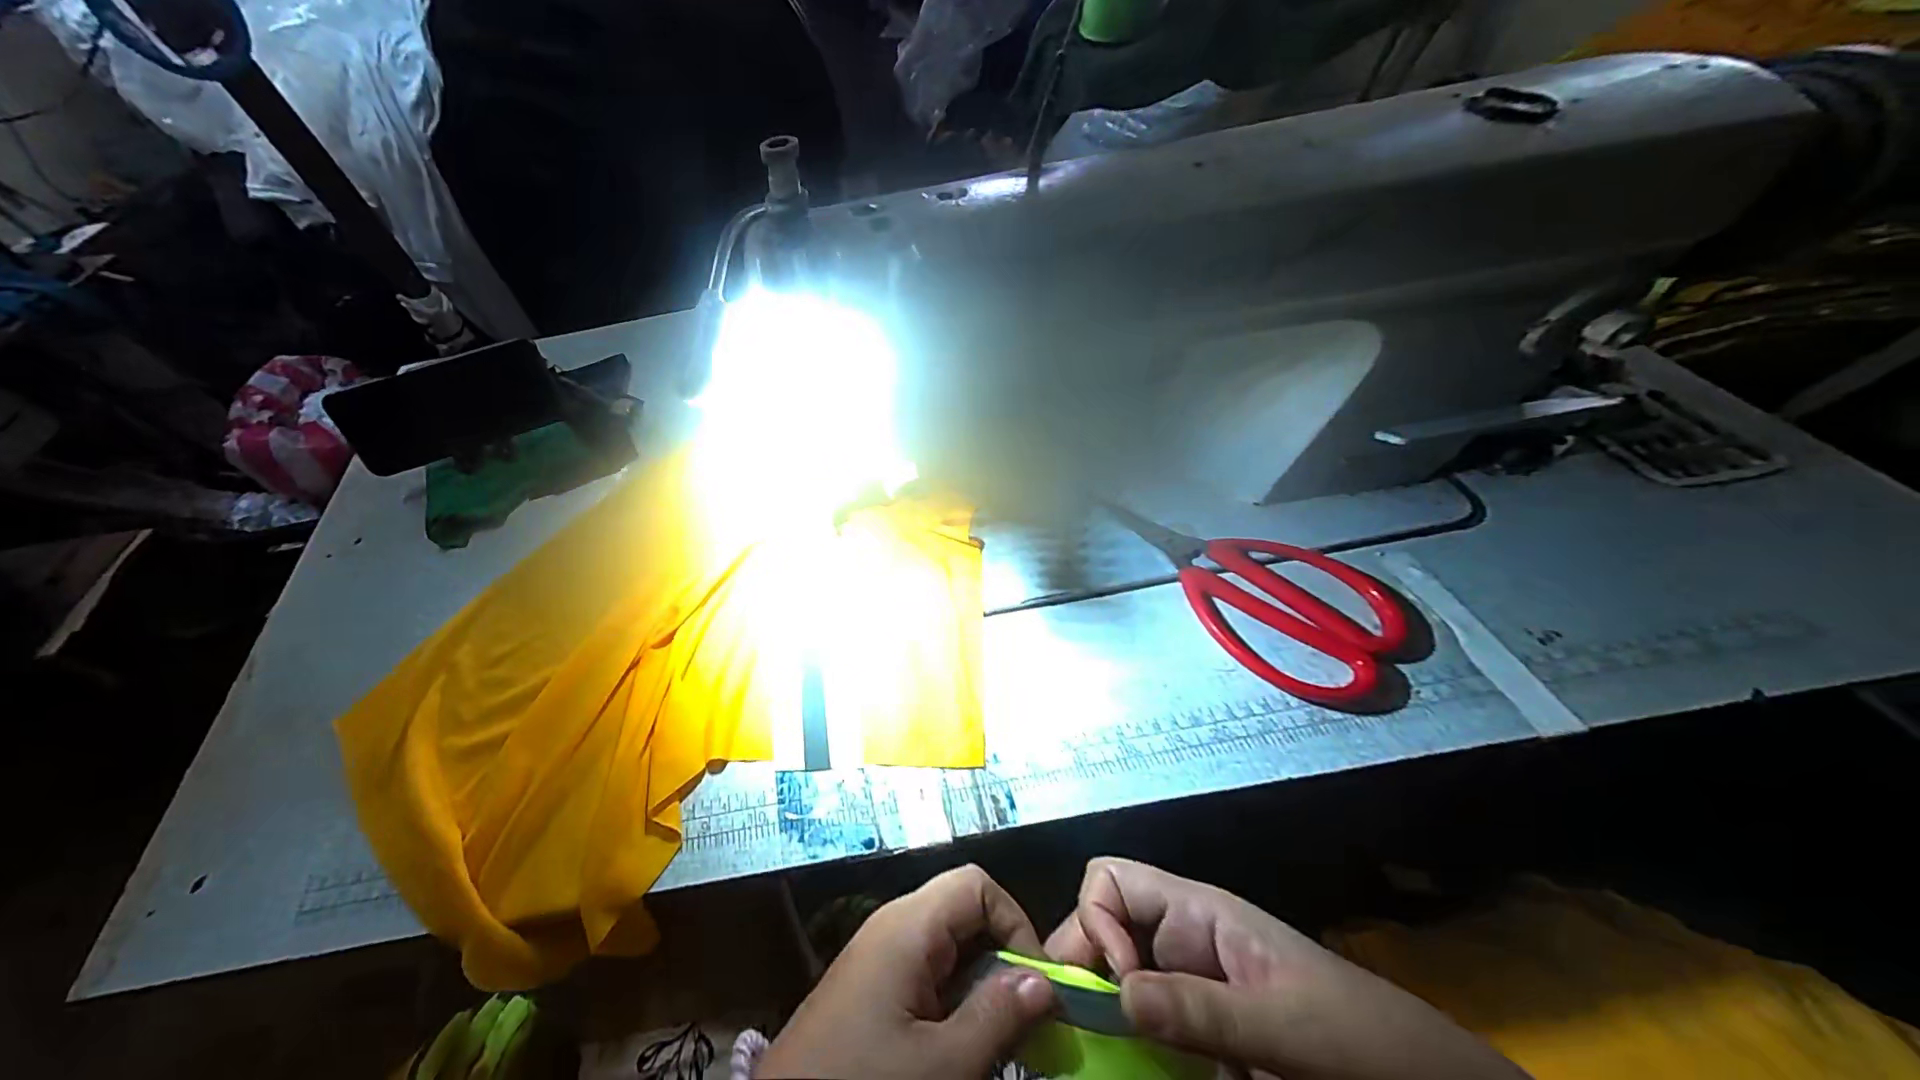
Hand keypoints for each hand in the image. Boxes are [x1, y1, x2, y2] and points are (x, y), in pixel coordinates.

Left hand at [759, 865, 1054, 1078]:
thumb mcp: (942, 1063)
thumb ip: (999, 1016)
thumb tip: (1044, 982)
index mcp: (908, 926)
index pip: (977, 886)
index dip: (1016, 923)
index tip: (1036, 983)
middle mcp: (894, 926)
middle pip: (965, 913)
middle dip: (1003, 958)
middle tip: (1025, 1018)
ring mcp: (880, 955)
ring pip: (950, 946)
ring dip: (982, 984)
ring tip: (997, 1037)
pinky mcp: (871, 985)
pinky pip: (927, 973)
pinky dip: (955, 999)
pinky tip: (960, 1043)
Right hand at [1046, 858, 1528, 1079]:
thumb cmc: (1362, 1039)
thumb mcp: (1286, 1026)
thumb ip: (1204, 1008)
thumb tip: (1117, 993)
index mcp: (1199, 913)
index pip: (1112, 881)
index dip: (1096, 919)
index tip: (1116, 982)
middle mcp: (1183, 941)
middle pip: (1104, 930)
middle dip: (1083, 970)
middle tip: (1076, 1033)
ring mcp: (1190, 987)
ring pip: (1117, 981)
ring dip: (1099, 1014)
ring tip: (1092, 1057)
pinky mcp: (1200, 1034)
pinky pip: (1145, 1025)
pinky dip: (1126, 1048)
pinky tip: (1127, 1069)